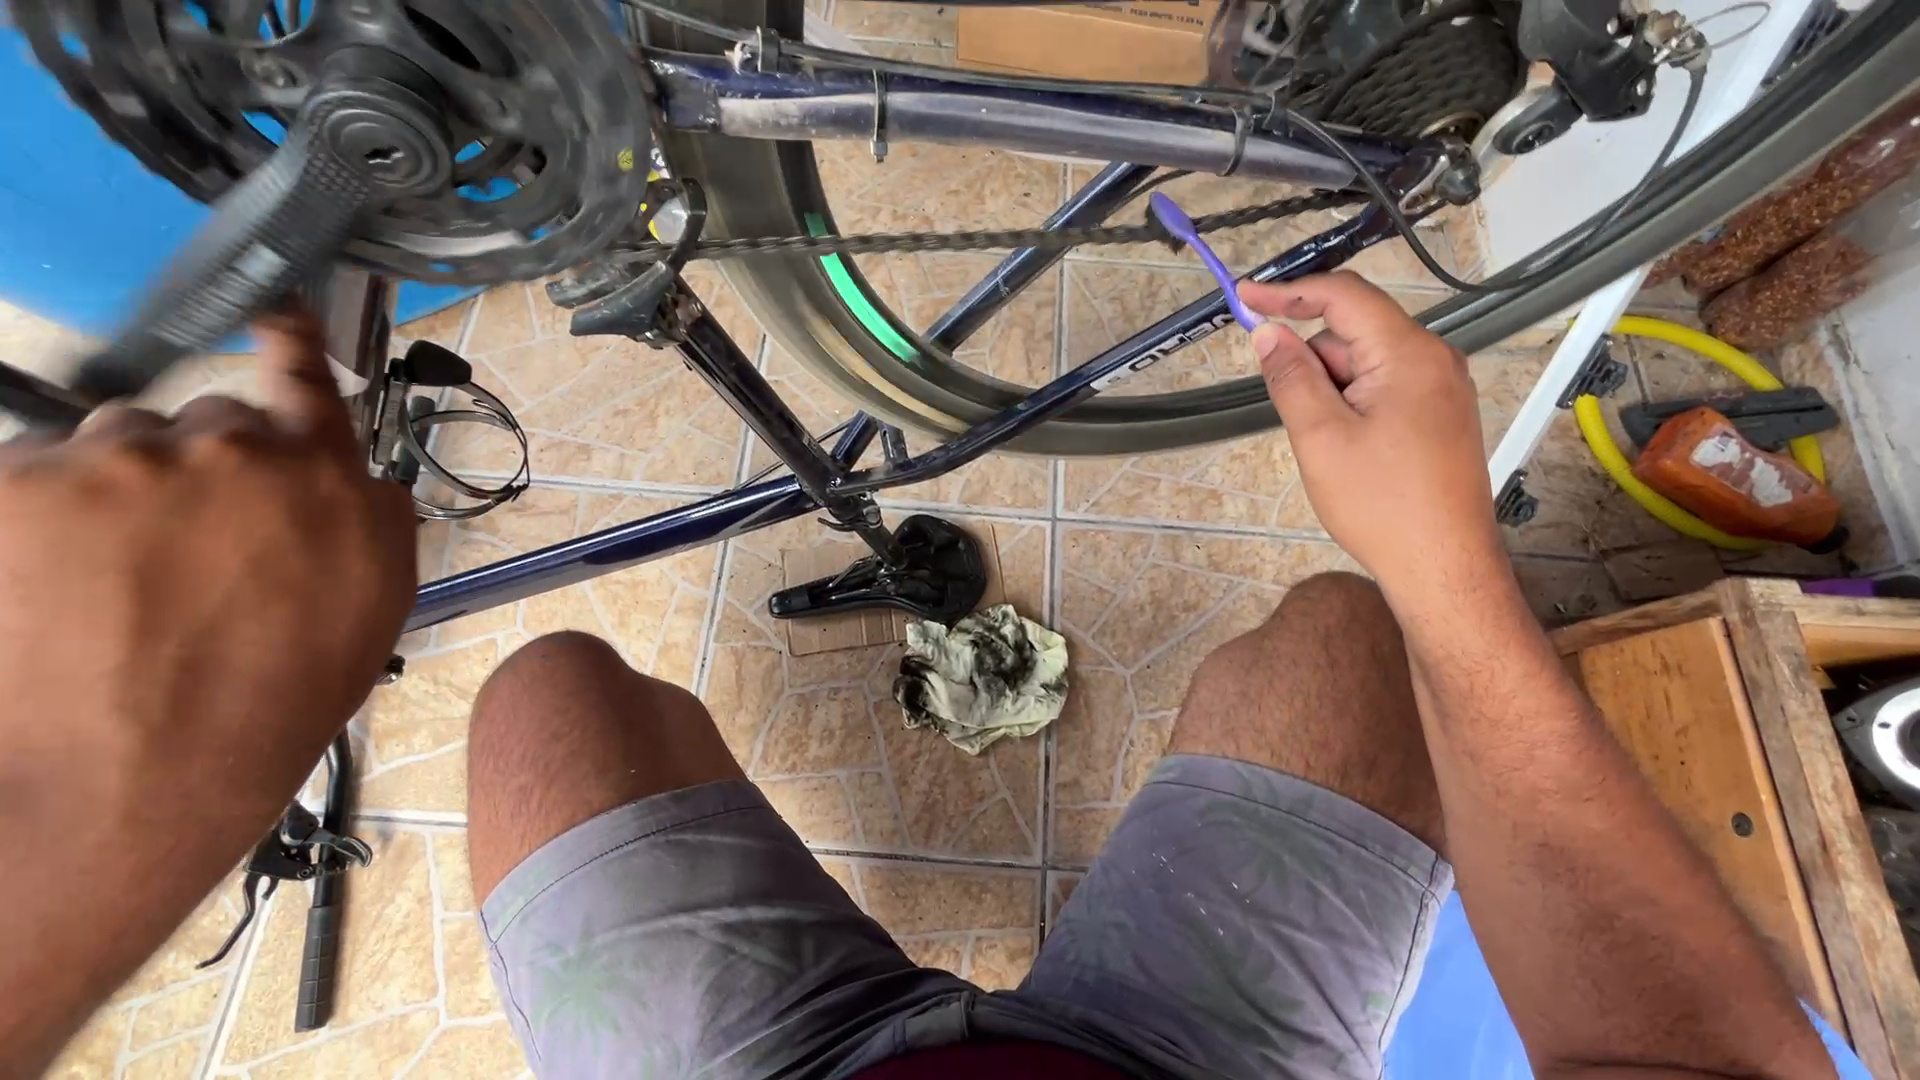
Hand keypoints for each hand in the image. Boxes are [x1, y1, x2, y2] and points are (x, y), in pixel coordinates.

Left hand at [0, 308, 414, 1069]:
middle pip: (204, 422)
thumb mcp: (377, 603)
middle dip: (201, 467)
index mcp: (324, 475)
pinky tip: (57, 587)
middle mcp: (230, 449)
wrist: (146, 773)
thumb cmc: (280, 692)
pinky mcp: (15, 491)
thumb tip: (360, 479)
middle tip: (188, 544)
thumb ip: (376, 519)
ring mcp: (117, 463)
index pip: (306, 376)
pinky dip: (40, 521)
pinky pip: (30, 479)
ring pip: (111, 447)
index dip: (288, 338)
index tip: (272, 309)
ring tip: (115, 577)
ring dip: (116, 492)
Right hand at [1240, 273, 1501, 592]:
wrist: (1442, 564)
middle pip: (1353, 335)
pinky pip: (1382, 389)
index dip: (1288, 292)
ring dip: (1330, 391)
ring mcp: (1442, 387)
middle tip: (1301, 422)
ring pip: (1364, 366)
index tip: (1243, 297)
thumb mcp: (1320, 437)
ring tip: (1329, 449)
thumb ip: (1291, 377)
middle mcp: (1434, 359)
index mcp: (1409, 354)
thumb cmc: (1380, 503)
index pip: (1344, 297)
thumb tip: (1267, 333)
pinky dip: (1351, 405)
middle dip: (1312, 364)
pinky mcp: (1439, 414)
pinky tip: (1347, 450)